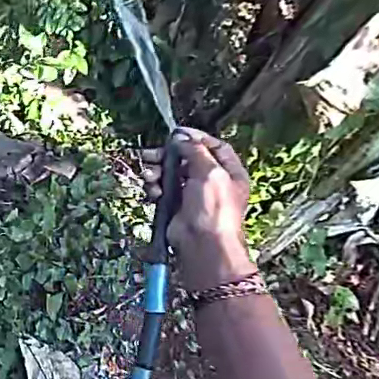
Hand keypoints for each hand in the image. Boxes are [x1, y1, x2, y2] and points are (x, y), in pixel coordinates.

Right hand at [143, 127, 256, 289]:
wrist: (202, 245)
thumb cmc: (213, 209)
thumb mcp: (210, 173)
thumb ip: (195, 151)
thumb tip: (181, 137)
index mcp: (230, 173)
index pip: (214, 147)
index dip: (196, 138)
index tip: (177, 133)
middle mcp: (212, 182)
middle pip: (187, 159)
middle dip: (168, 156)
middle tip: (151, 155)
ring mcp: (193, 195)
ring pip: (171, 174)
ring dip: (157, 172)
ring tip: (149, 176)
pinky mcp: (176, 206)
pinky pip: (163, 189)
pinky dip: (155, 187)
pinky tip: (152, 191)